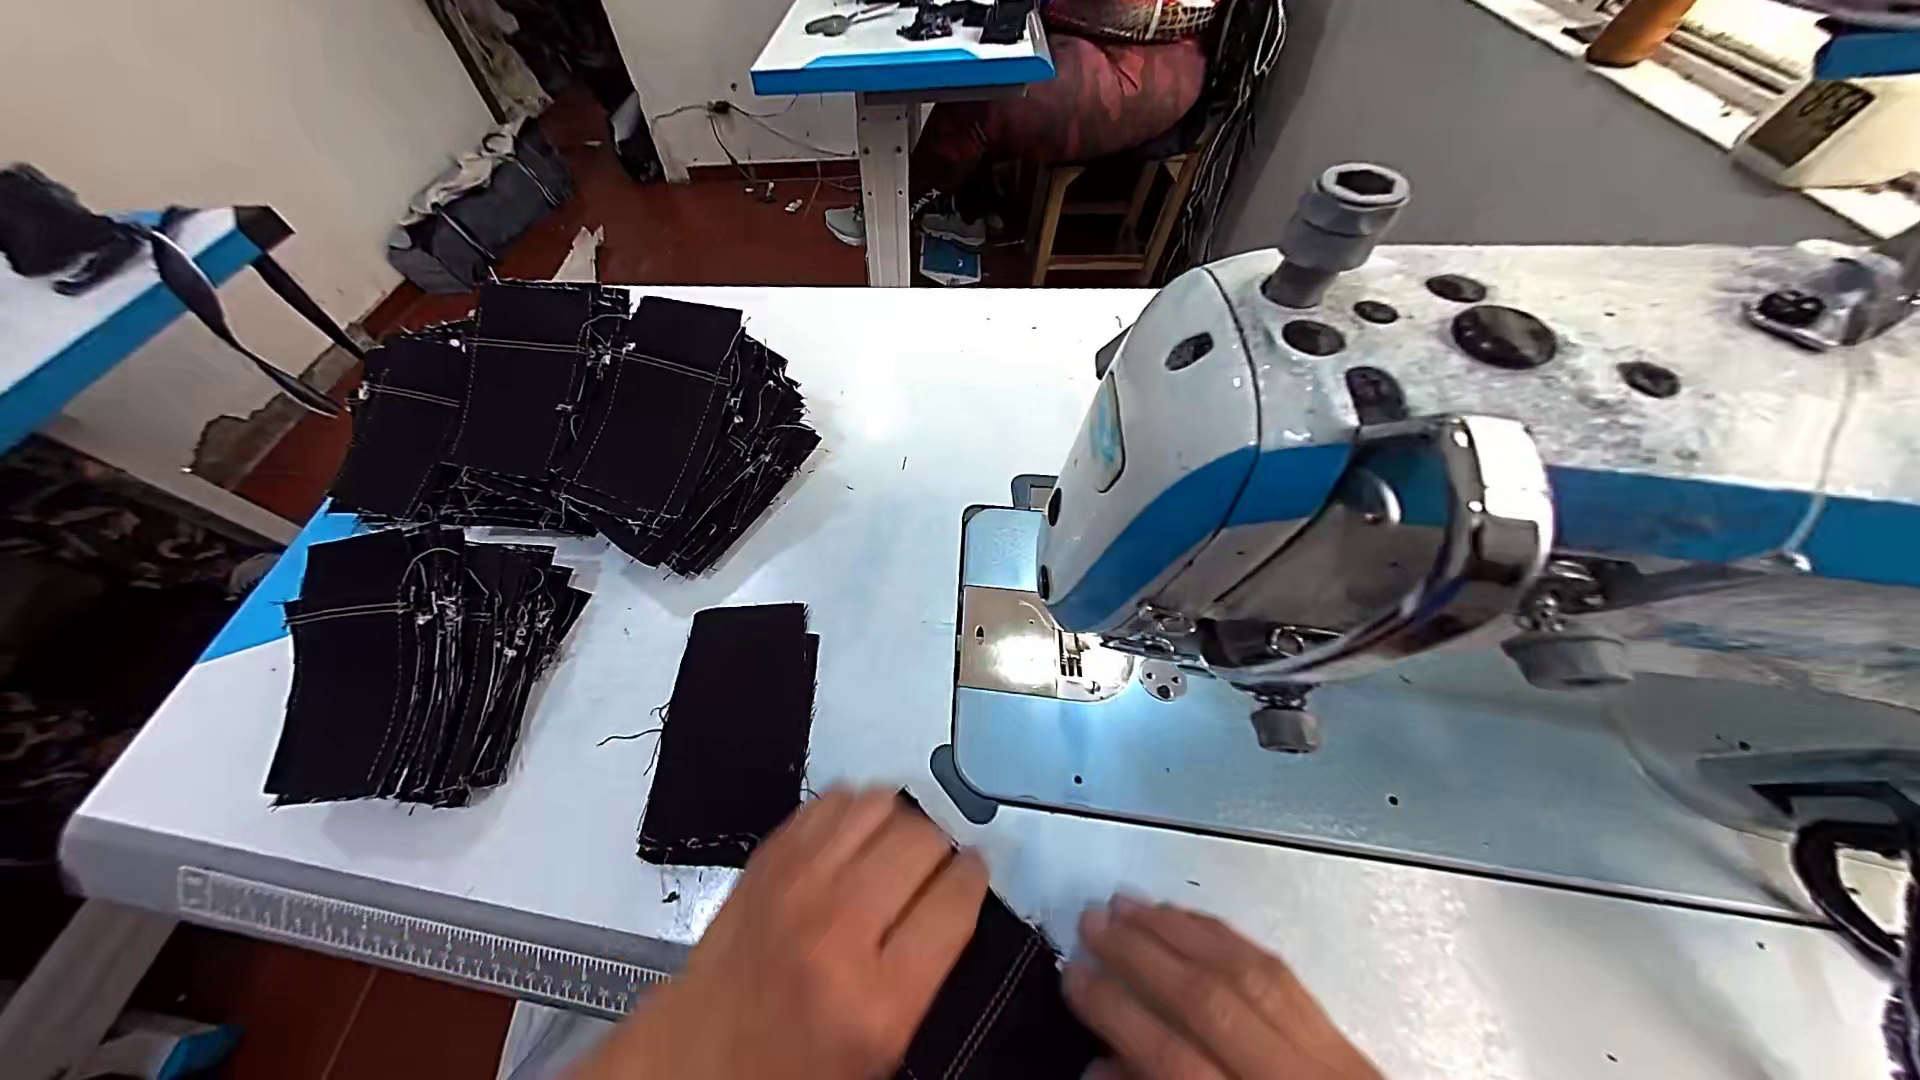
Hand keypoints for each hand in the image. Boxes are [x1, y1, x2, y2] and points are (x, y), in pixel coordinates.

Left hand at [576, 787, 988, 1079]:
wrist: (694, 1060)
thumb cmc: (789, 1067)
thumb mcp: (884, 1047)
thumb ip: (933, 969)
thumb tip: (960, 897)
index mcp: (877, 998)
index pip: (957, 895)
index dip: (975, 874)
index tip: (974, 870)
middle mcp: (838, 927)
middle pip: (924, 838)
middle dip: (942, 845)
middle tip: (938, 860)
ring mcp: (797, 883)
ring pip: (880, 804)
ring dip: (900, 818)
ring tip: (899, 841)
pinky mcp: (770, 857)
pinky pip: (833, 799)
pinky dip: (854, 807)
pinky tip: (856, 833)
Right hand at [1066, 897, 1381, 1079]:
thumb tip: (1097, 1067)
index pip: (1174, 1062)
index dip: (1116, 1013)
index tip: (1075, 976)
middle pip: (1208, 1003)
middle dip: (1139, 953)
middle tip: (1091, 921)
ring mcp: (1330, 1062)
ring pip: (1243, 971)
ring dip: (1176, 930)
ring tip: (1127, 905)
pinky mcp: (1345, 1041)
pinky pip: (1276, 969)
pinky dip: (1223, 937)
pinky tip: (1187, 918)